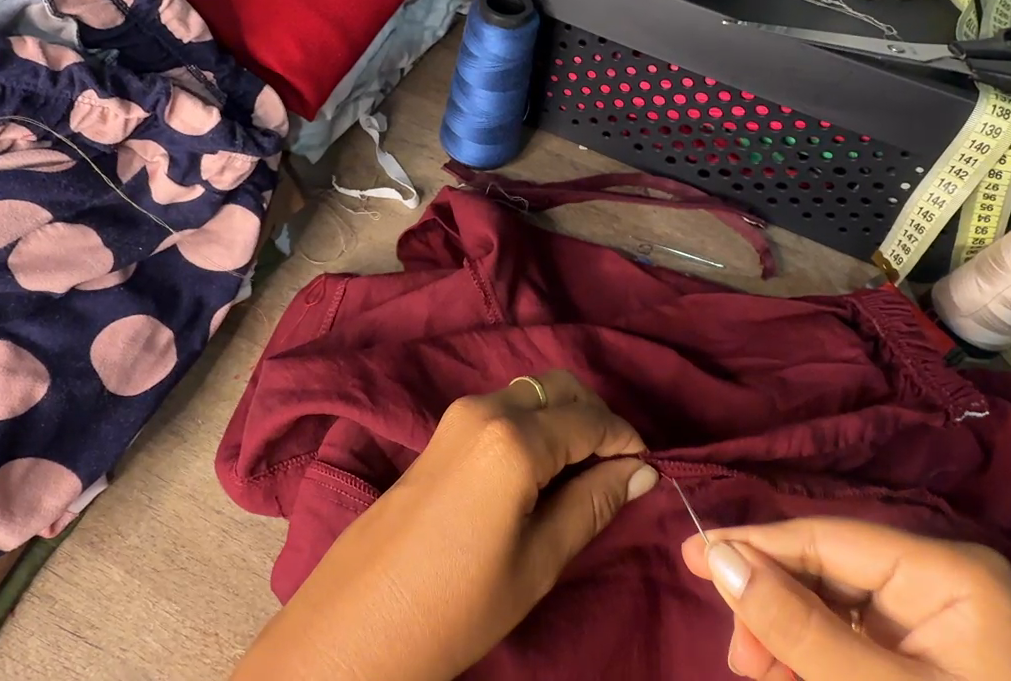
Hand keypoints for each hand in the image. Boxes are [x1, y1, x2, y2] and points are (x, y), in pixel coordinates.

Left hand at [234, 369, 656, 680]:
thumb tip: (640, 471)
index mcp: (512, 438)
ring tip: (585, 473)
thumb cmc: (460, 601)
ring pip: (530, 394)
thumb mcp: (539, 560)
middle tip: (618, 470)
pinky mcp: (441, 432)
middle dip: (597, 419)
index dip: (626, 441)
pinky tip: (544, 468)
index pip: (589, 419)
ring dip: (565, 419)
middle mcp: (484, 409)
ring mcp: (456, 416)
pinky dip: (535, 424)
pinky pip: (503, 409)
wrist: (362, 621)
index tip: (648, 471)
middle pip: (559, 389)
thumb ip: (592, 503)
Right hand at [681, 518, 1010, 680]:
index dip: (756, 545)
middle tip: (741, 662)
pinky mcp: (929, 664)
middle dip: (774, 608)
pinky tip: (791, 678)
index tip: (690, 557)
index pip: (827, 537)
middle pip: (828, 572)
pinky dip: (816, 661)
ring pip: (834, 610)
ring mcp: (937, 627)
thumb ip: (801, 628)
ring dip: (789, 640)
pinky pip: (853, 644)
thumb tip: (720, 558)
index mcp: (946, 573)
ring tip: (761, 676)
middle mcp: (941, 585)